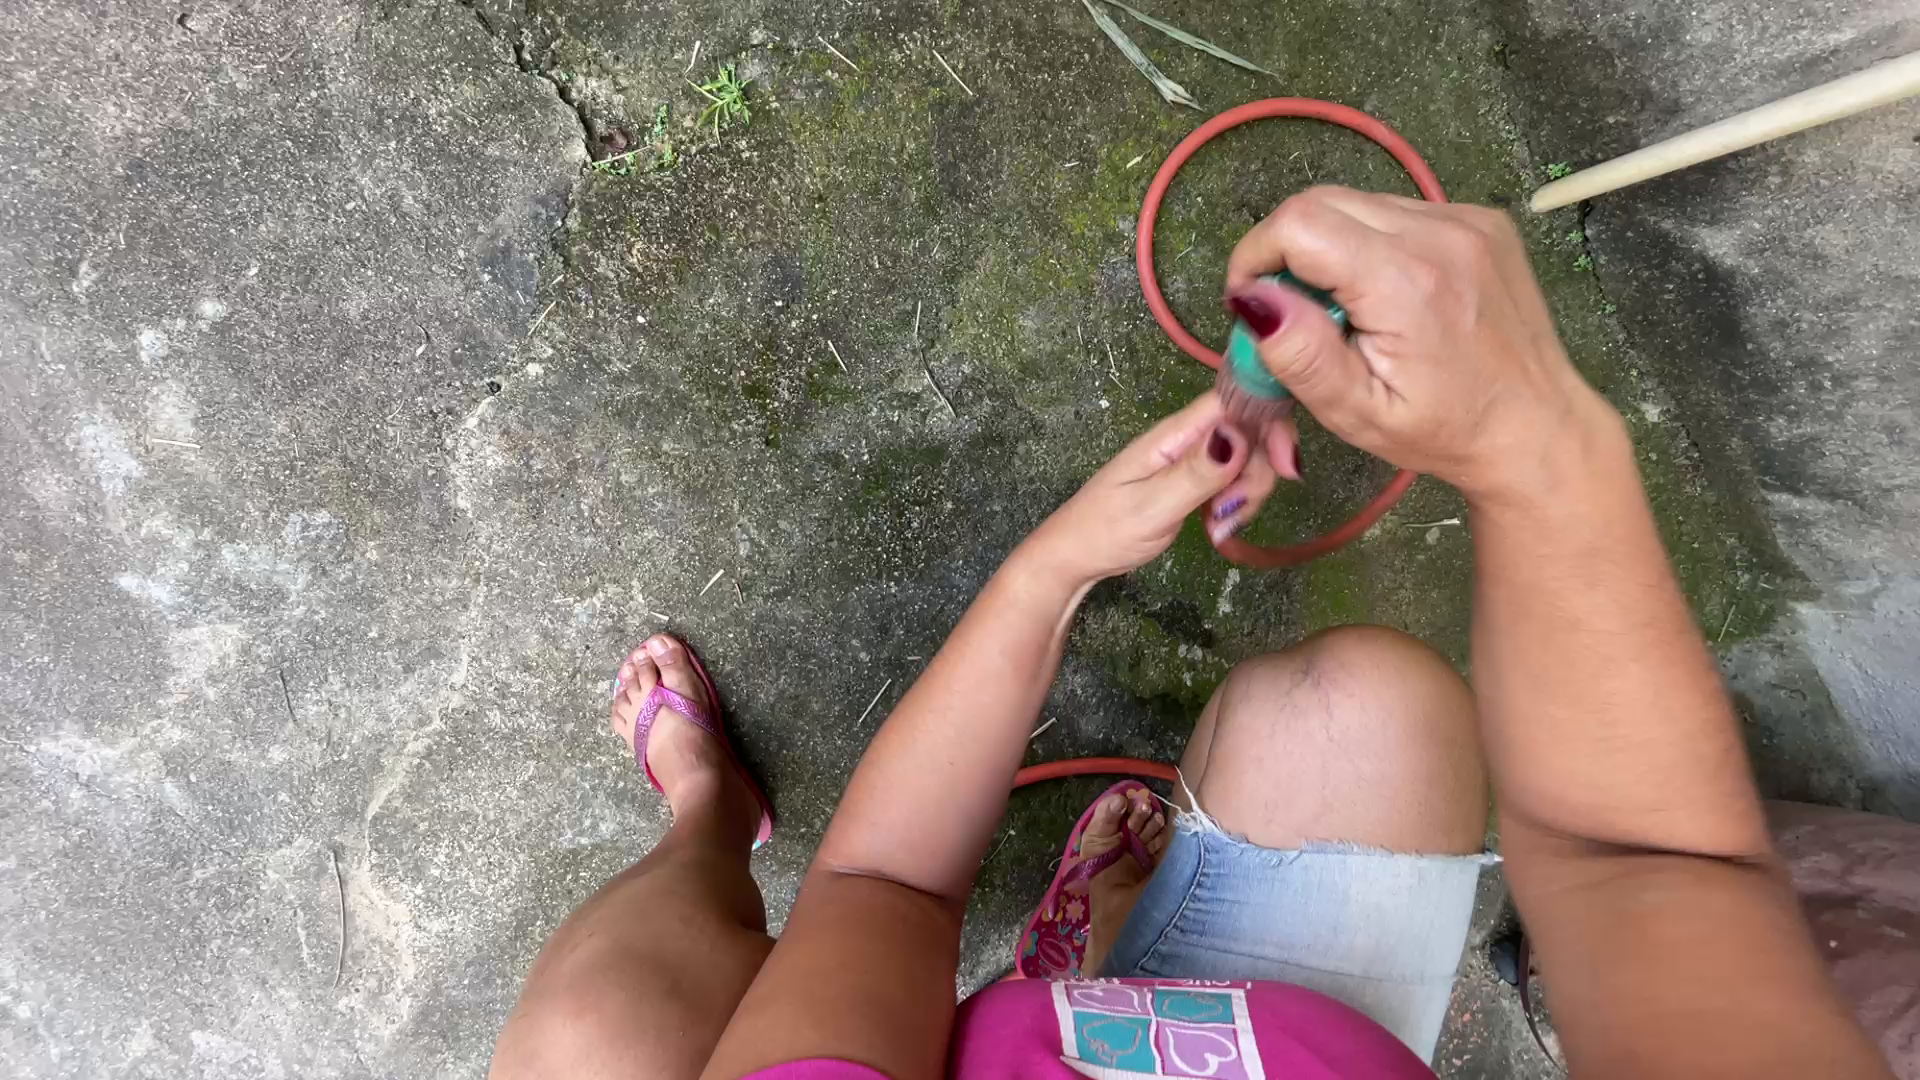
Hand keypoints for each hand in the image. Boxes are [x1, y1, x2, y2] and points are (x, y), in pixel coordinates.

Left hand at [1024, 394, 1258, 585]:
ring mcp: (1190, 460)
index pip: (1236, 402)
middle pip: (1250, 433)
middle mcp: (1185, 439)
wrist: (1075, 556)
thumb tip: (1239, 432)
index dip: (1271, 422)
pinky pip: (1232, 482)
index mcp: (1172, 435)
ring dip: (1247, 496)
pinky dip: (1235, 506)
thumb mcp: (1152, 506)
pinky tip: (1218, 529)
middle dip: (1259, 473)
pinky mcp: (1193, 481)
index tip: (1287, 465)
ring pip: (1246, 461)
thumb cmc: (1105, 531)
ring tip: (1219, 528)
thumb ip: (1196, 472)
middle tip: (1232, 514)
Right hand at [1224, 186, 1621, 503]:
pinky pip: (1390, 213)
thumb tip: (1252, 298)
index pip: (1299, 223)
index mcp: (1406, 281)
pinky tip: (1374, 297)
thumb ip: (1300, 353)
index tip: (1251, 307)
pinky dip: (1359, 246)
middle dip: (1280, 252)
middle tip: (1284, 313)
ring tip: (1333, 311)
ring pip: (1352, 205)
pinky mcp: (1476, 219)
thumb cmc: (1439, 430)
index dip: (1255, 257)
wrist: (1535, 425)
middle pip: (1319, 203)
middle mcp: (1439, 231)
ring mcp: (1464, 217)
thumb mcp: (1353, 412)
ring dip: (1320, 250)